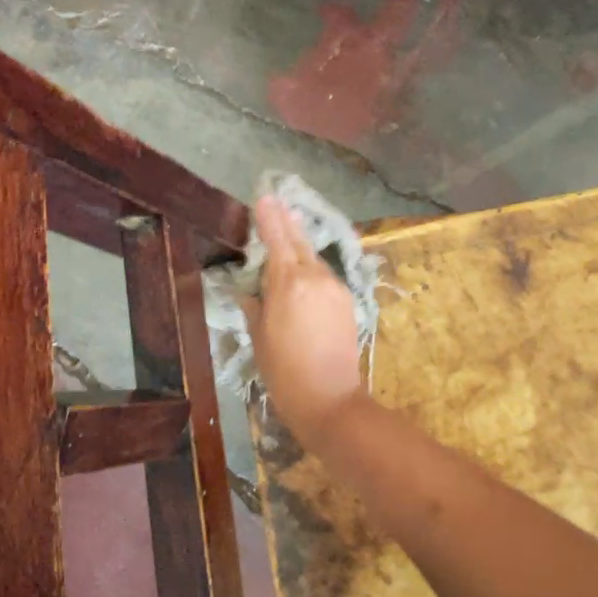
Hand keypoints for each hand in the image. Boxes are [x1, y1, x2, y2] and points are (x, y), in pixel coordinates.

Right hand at [241, 193, 368, 444]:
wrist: (331, 400)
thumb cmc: (284, 373)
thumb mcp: (259, 337)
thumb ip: (255, 306)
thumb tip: (251, 292)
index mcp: (288, 283)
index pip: (277, 239)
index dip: (269, 218)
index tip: (264, 196)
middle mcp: (315, 277)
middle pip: (300, 241)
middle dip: (287, 221)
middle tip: (277, 202)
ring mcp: (335, 287)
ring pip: (314, 257)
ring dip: (300, 243)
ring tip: (288, 228)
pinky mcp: (346, 300)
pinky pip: (324, 275)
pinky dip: (311, 266)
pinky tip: (303, 268)